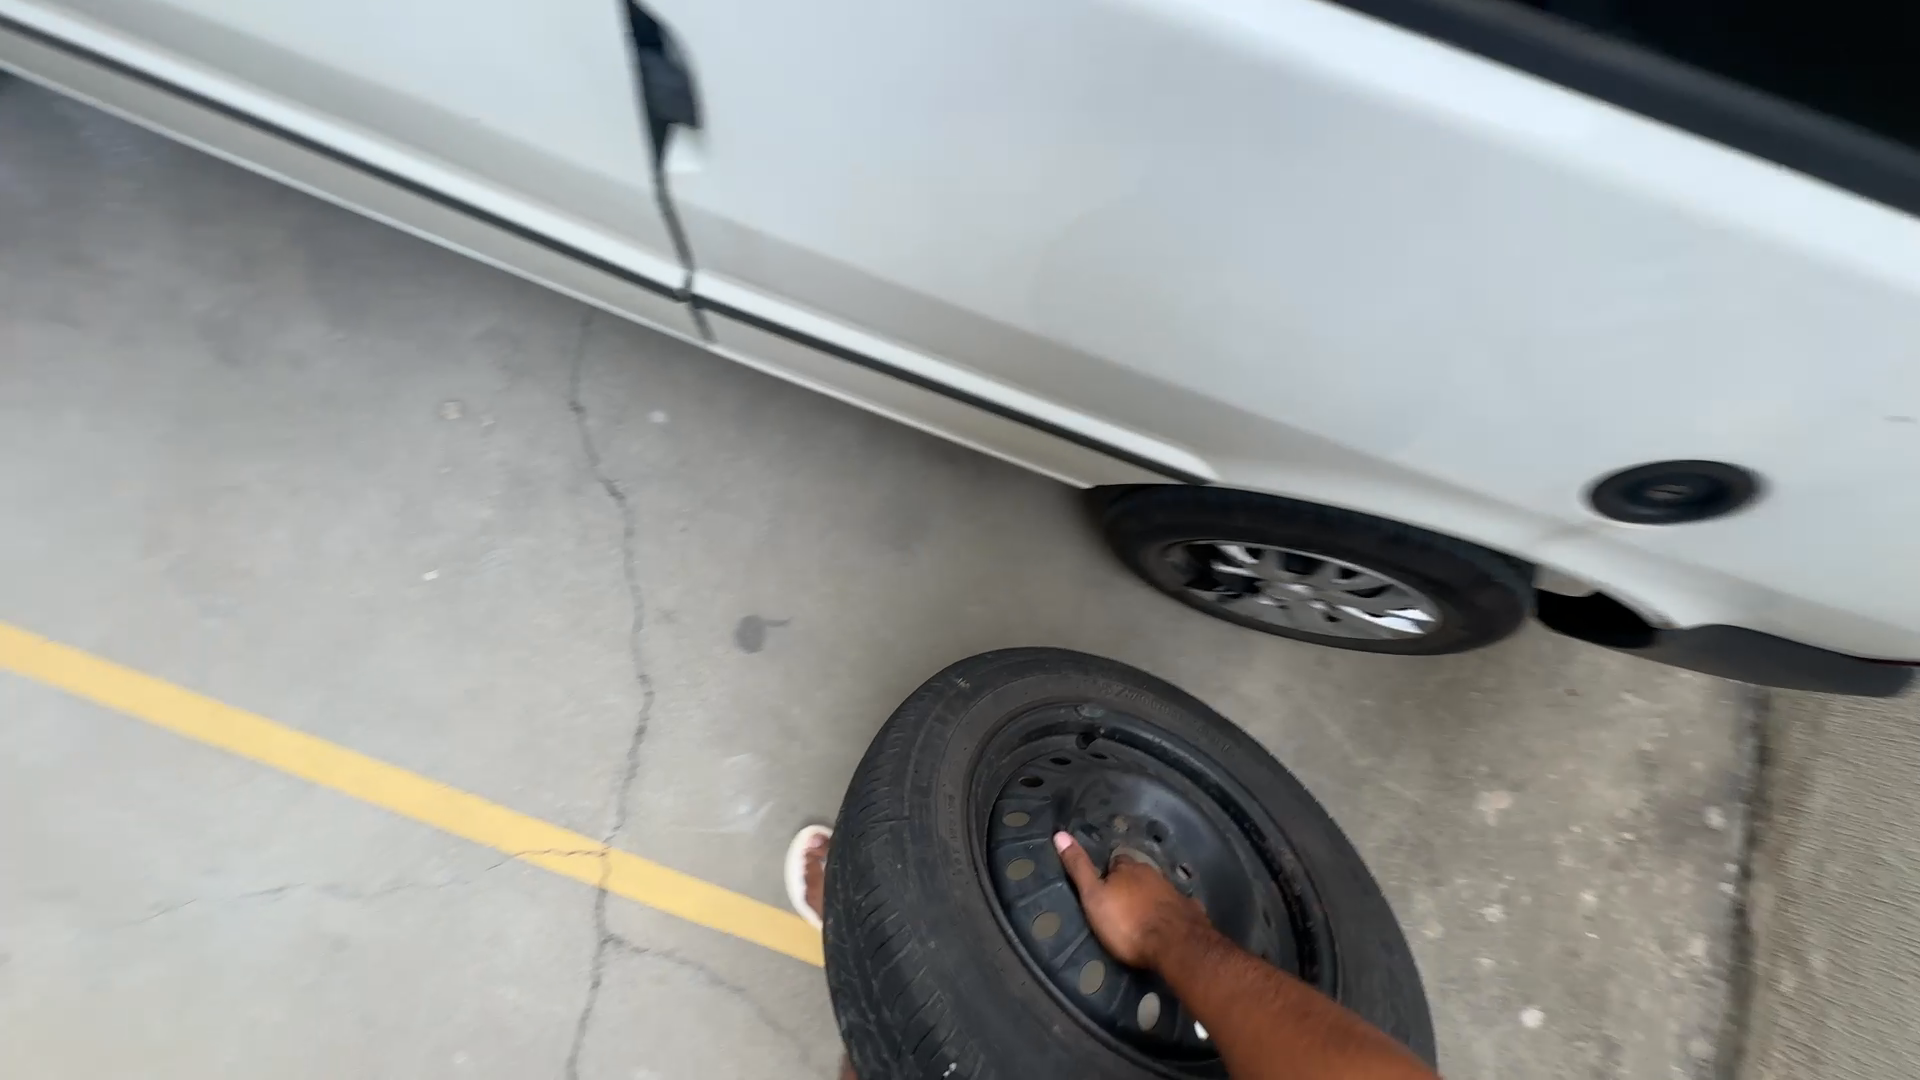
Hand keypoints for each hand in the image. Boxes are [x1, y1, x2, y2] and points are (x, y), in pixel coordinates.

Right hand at [1053, 831, 1213, 970]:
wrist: (1175, 946)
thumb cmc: (1127, 923)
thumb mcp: (1094, 897)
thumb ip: (1079, 867)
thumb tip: (1060, 834)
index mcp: (1128, 868)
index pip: (1116, 861)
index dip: (1109, 872)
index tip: (1104, 885)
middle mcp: (1152, 873)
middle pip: (1139, 874)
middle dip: (1131, 884)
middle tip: (1122, 903)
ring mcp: (1174, 891)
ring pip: (1158, 889)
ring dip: (1151, 897)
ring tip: (1142, 914)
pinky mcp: (1190, 911)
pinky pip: (1179, 906)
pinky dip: (1173, 911)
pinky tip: (1172, 922)